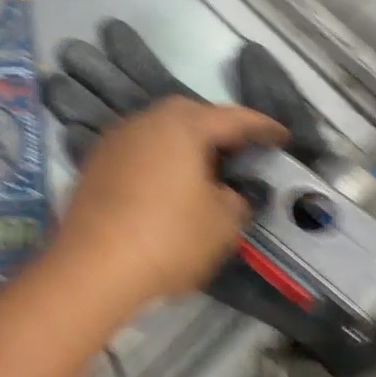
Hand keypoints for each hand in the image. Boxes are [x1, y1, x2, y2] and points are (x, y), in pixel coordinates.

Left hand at [51, 97, 286, 305]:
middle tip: (241, 150)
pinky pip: (139, 149)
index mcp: (182, 125)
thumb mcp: (221, 224)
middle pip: (190, 114)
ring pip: (160, 129)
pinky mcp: (97, 160)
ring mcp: (116, 138)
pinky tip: (168, 183)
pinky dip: (159, 158)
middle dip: (218, 128)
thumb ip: (234, 199)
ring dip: (185, 143)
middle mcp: (146, 120)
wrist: (93, 261)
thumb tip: (225, 191)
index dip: (262, 126)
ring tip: (206, 168)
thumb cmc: (167, 237)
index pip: (232, 117)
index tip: (282, 137)